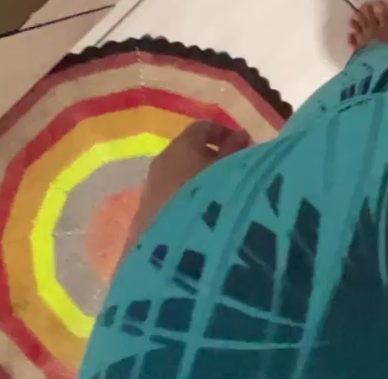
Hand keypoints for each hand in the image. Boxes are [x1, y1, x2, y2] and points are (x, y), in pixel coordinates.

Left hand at [131, 121, 249, 247]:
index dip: (225, 133)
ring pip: (177, 180)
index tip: (244, 146)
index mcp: (180, 148)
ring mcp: (148, 196)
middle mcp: (159, 166)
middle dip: (212, 160)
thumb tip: (241, 135)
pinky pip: (169, 204)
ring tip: (223, 202)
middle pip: (187, 153)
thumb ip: (237, 151)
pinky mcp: (143, 226)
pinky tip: (204, 223)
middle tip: (236, 175)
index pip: (202, 128)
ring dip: (199, 185)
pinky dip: (187, 205)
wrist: (170, 261)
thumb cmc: (211, 203)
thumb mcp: (233, 172)